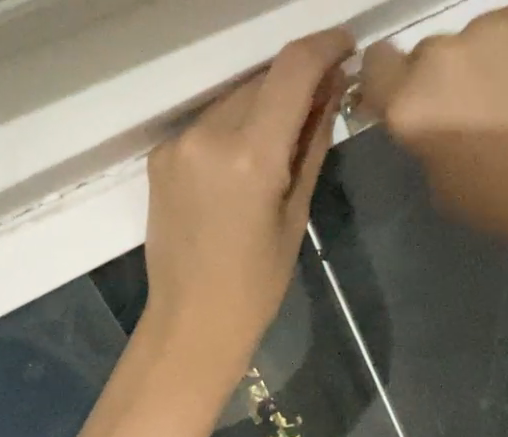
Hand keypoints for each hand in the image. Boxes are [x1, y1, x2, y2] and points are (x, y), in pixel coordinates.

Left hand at [143, 29, 351, 373]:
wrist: (193, 320)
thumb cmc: (257, 285)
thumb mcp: (295, 216)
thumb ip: (310, 146)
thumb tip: (330, 93)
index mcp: (251, 156)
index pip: (291, 70)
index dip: (324, 47)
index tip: (346, 46)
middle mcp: (208, 135)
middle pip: (261, 82)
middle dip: (295, 85)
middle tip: (324, 104)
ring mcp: (179, 143)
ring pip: (233, 101)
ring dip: (263, 108)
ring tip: (284, 144)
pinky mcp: (161, 156)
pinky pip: (208, 125)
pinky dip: (233, 130)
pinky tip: (246, 166)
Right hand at [359, 3, 507, 253]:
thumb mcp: (449, 192)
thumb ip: (427, 146)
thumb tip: (434, 124)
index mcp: (412, 105)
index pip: (374, 68)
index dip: (387, 86)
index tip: (405, 106)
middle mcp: (441, 56)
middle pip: (423, 57)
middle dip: (440, 83)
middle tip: (472, 117)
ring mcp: (489, 28)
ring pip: (468, 43)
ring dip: (479, 65)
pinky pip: (507, 30)